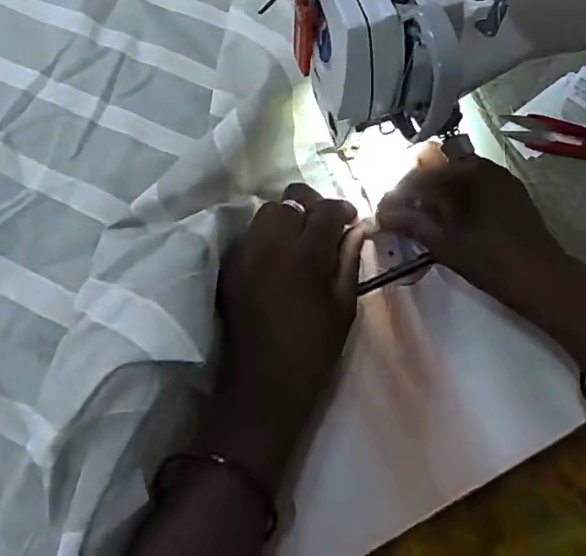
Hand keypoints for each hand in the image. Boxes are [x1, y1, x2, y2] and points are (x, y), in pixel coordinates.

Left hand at [204, 184, 360, 484]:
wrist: (263, 385)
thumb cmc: (314, 350)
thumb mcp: (344, 308)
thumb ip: (348, 261)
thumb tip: (355, 230)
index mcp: (306, 256)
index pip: (325, 211)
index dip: (342, 209)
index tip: (351, 219)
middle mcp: (272, 244)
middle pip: (291, 200)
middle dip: (311, 206)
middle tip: (323, 225)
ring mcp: (246, 252)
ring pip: (267, 212)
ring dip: (287, 217)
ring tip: (299, 238)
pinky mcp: (230, 265)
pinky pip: (251, 235)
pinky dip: (267, 236)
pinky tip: (277, 256)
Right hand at [376, 149, 569, 310]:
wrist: (547, 284)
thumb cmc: (493, 261)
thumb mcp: (445, 244)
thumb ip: (411, 224)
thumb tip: (380, 215)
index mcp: (468, 170)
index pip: (420, 168)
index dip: (399, 190)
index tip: (387, 211)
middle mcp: (484, 165)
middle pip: (436, 166)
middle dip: (415, 188)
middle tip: (401, 214)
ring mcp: (499, 179)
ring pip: (454, 177)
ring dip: (434, 193)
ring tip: (420, 220)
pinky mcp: (509, 195)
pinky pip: (472, 187)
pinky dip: (454, 199)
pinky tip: (446, 222)